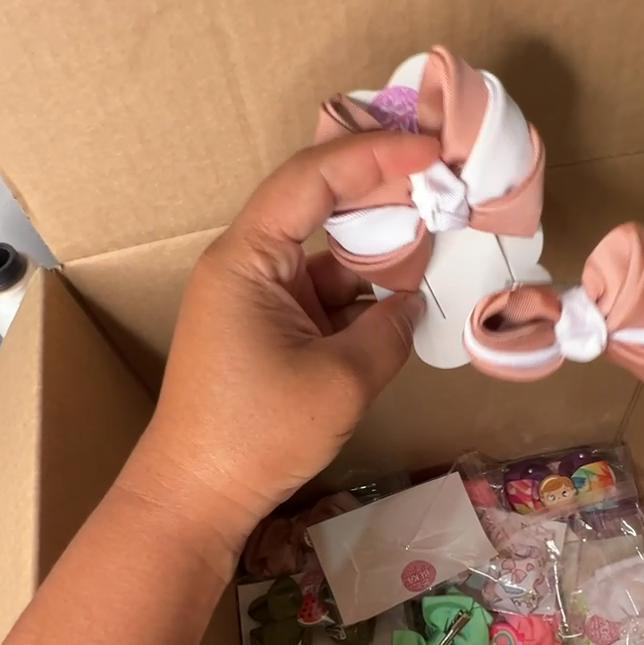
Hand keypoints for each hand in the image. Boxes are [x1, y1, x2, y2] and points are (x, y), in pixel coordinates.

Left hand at [120, 133, 438, 549]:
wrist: (199, 494)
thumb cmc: (257, 433)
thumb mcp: (339, 382)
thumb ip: (388, 333)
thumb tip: (413, 307)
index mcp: (249, 259)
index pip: (312, 181)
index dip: (375, 155)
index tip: (432, 151)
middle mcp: (249, 266)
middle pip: (319, 206)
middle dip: (382, 192)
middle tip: (444, 183)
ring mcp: (260, 299)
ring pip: (328, 256)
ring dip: (378, 249)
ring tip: (439, 235)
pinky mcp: (271, 330)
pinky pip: (325, 297)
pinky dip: (364, 295)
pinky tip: (406, 295)